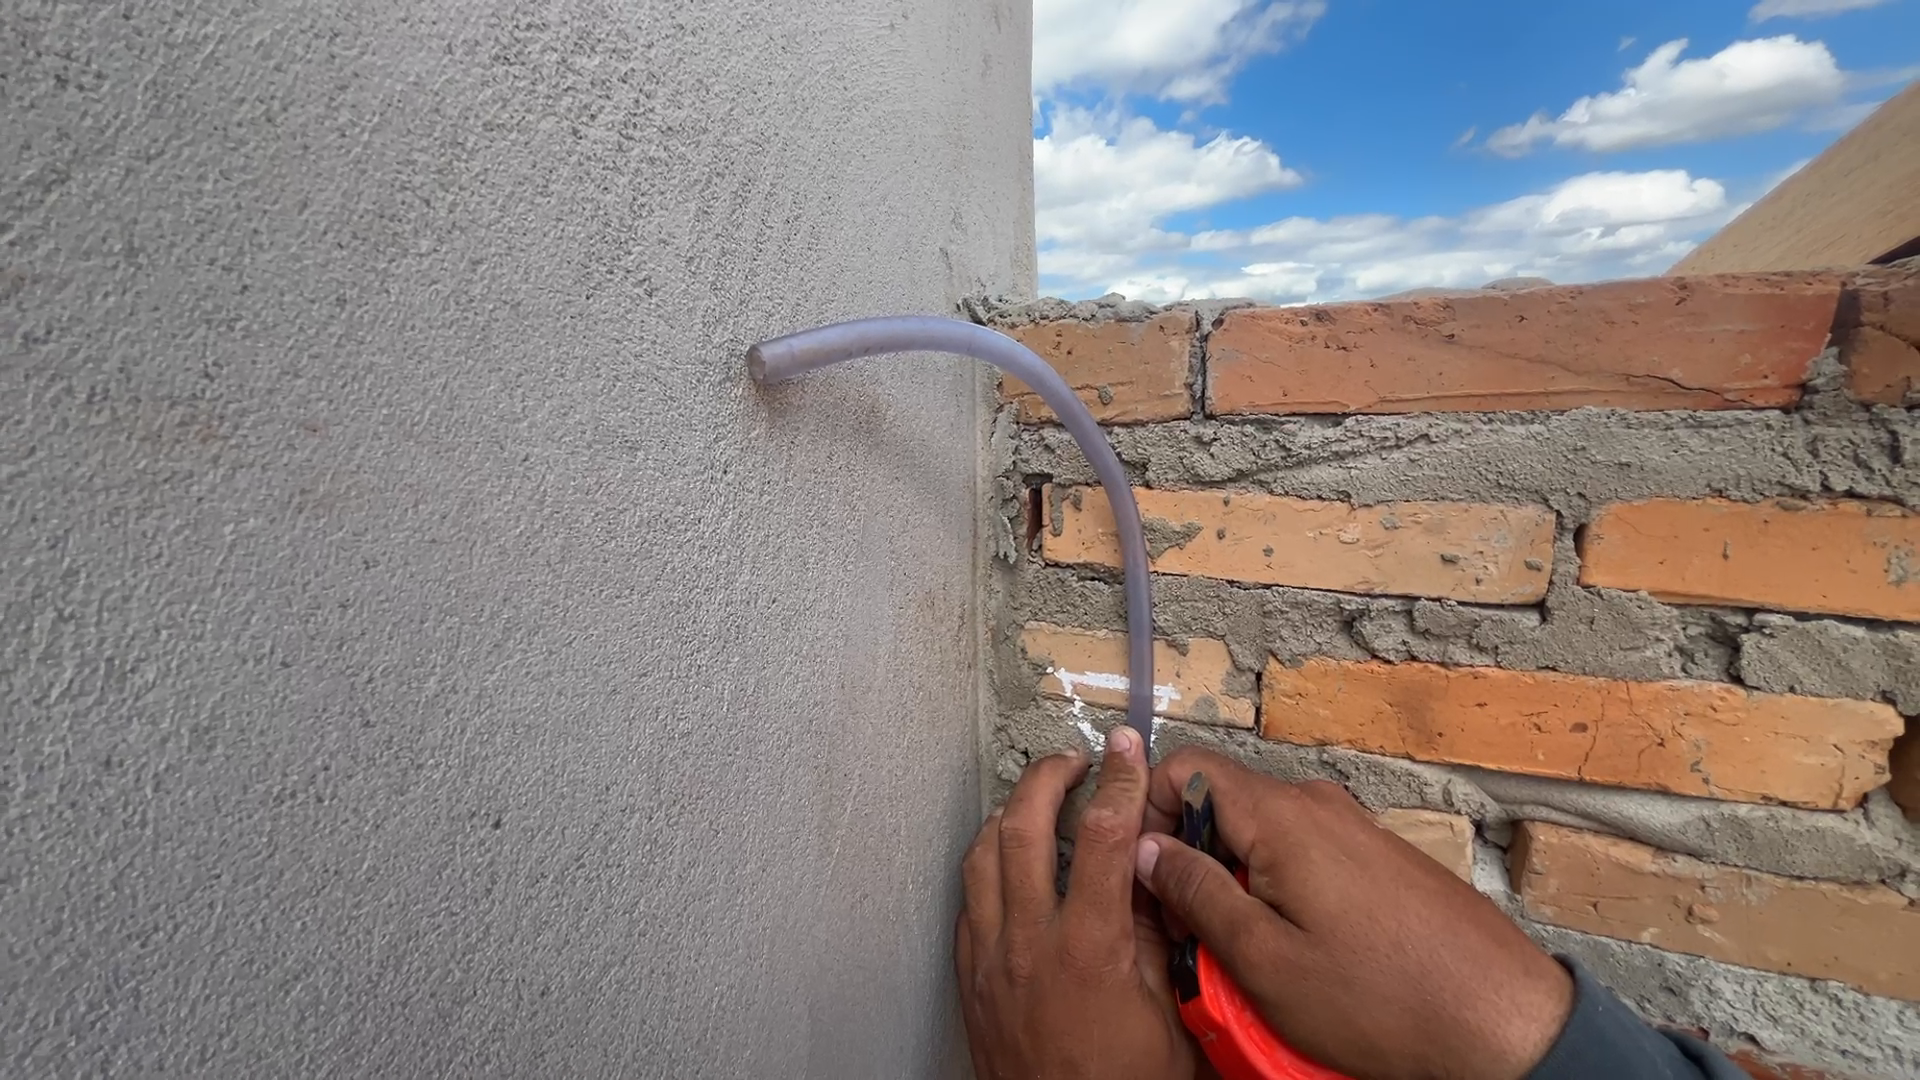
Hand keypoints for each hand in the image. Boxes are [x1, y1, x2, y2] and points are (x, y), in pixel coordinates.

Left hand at [954, 727, 1197, 1079]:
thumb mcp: (1169, 1016)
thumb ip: (1159, 935)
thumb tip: (1152, 870)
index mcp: (1088, 950)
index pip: (1105, 837)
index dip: (1120, 782)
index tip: (1126, 751)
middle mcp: (1029, 943)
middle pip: (1022, 826)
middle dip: (1047, 777)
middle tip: (1071, 760)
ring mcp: (990, 957)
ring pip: (981, 854)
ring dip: (1007, 813)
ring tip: (1034, 799)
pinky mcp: (970, 975)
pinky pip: (968, 898)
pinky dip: (986, 863)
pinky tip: (1006, 861)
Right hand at [1135, 748, 1572, 1079]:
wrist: (1517, 1030)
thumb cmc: (1383, 998)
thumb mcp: (1266, 959)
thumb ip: (1195, 892)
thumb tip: (1143, 846)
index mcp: (1278, 813)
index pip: (1183, 765)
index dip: (1148, 808)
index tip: (1146, 870)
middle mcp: (1312, 801)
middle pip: (1218, 799)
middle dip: (1189, 853)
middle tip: (1190, 925)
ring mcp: (1348, 824)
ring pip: (1257, 828)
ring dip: (1231, 874)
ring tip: (1243, 943)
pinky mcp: (1374, 852)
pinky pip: (1299, 849)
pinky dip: (1274, 882)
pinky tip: (1295, 941)